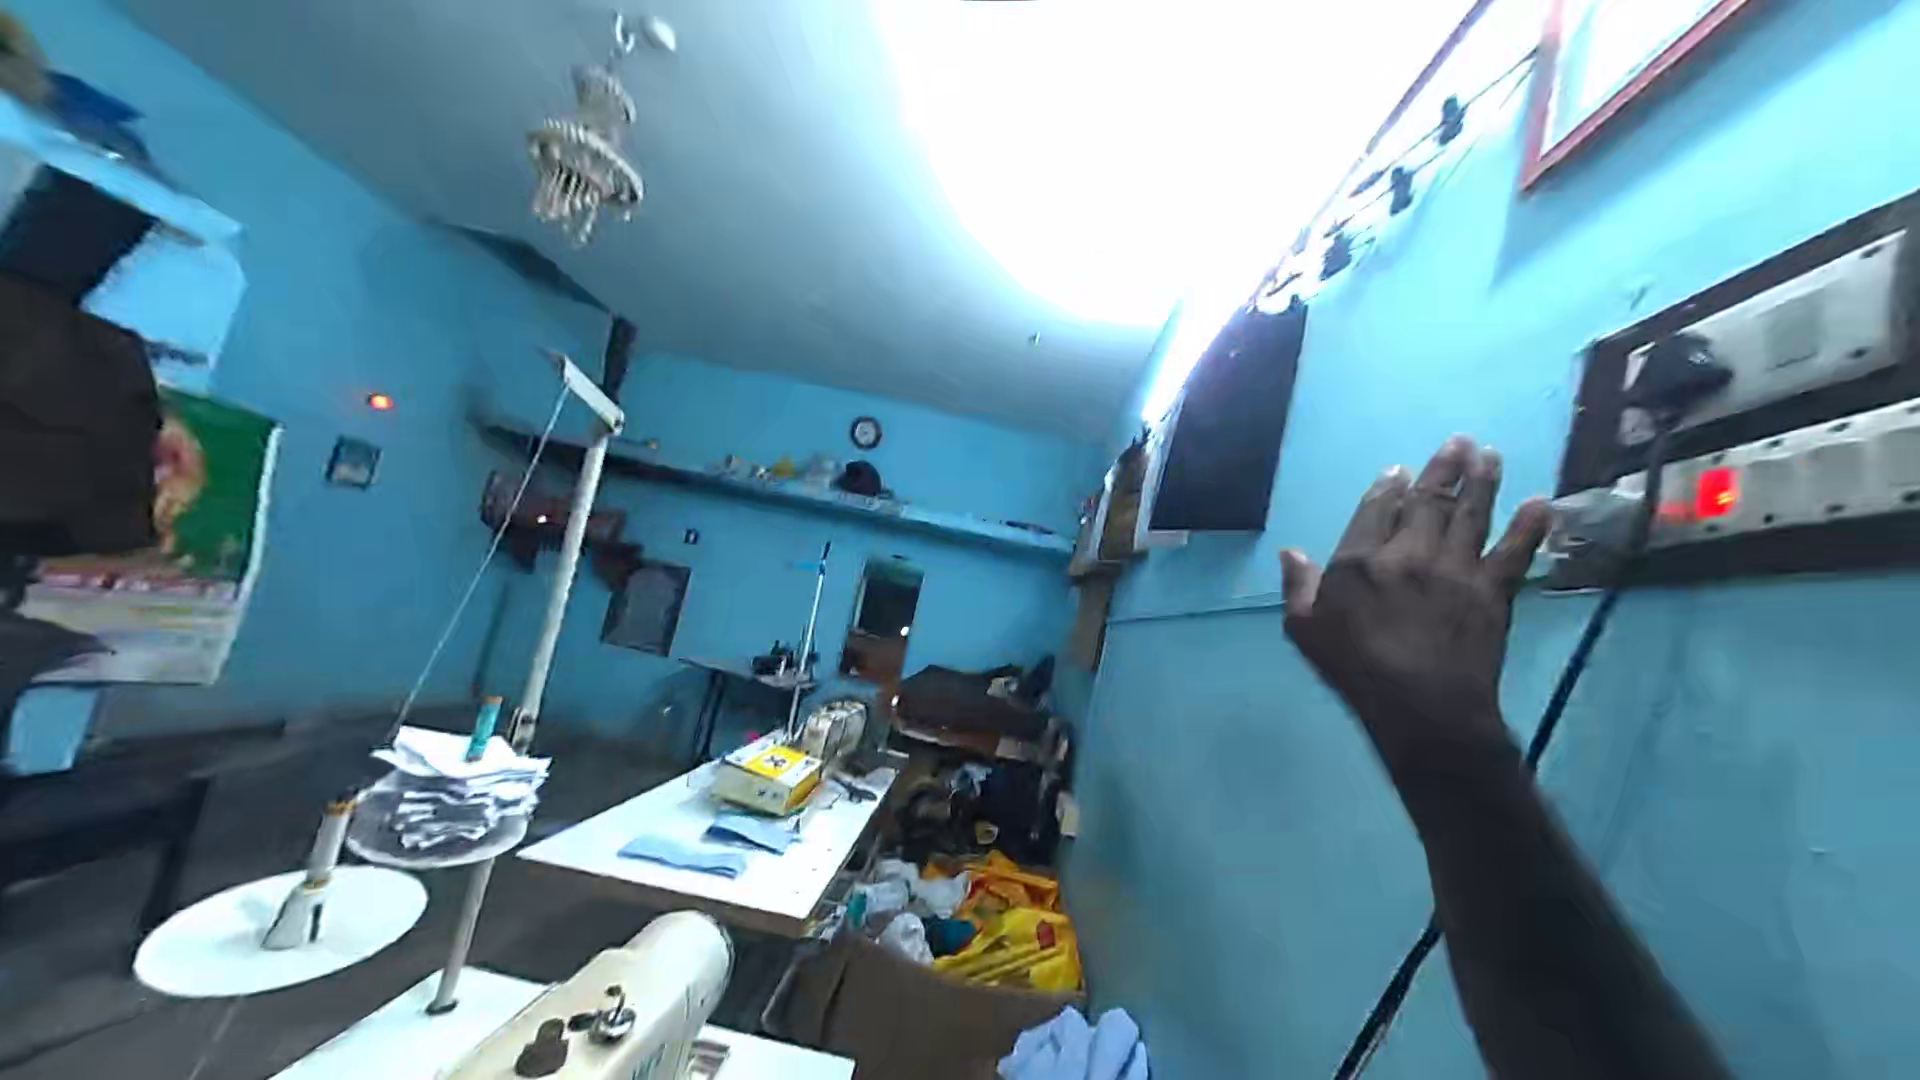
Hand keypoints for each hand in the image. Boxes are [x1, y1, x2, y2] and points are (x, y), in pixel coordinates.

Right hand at [1280, 437, 1551, 773]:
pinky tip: (1543, 503)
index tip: (1398, 469)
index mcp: (1359, 562)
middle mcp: (1409, 554)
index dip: (1387, 487)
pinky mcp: (1493, 591)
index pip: (1375, 511)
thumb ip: (1298, 586)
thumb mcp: (1304, 629)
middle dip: (1443, 469)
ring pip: (1472, 514)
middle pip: (1428, 501)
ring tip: (1489, 454)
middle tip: (1458, 442)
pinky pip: (1516, 552)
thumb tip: (1290, 552)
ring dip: (1483, 481)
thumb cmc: (1353, 667)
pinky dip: (1531, 527)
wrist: (1422, 707)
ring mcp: (1456, 570)